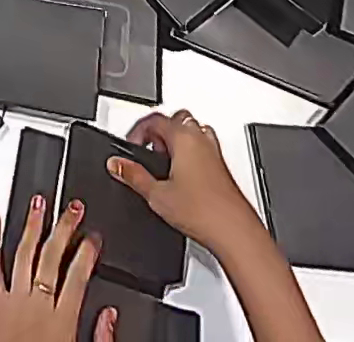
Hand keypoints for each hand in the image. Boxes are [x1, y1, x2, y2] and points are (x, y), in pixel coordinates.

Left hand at [0, 194, 114, 341]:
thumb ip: (100, 340)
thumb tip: (109, 314)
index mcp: (61, 323)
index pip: (78, 277)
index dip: (87, 252)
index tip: (93, 236)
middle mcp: (36, 306)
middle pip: (52, 257)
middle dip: (64, 227)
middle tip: (73, 206)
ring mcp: (13, 302)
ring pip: (23, 253)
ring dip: (32, 224)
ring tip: (38, 201)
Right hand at [107, 109, 259, 252]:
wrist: (236, 234)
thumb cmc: (204, 212)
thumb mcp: (156, 194)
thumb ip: (133, 176)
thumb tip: (117, 164)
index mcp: (183, 136)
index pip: (154, 120)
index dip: (137, 131)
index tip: (131, 146)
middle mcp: (200, 138)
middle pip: (174, 119)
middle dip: (157, 132)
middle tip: (147, 151)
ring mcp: (214, 152)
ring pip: (191, 131)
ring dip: (175, 140)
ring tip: (164, 162)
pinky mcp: (222, 168)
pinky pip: (202, 147)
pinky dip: (190, 152)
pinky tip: (182, 176)